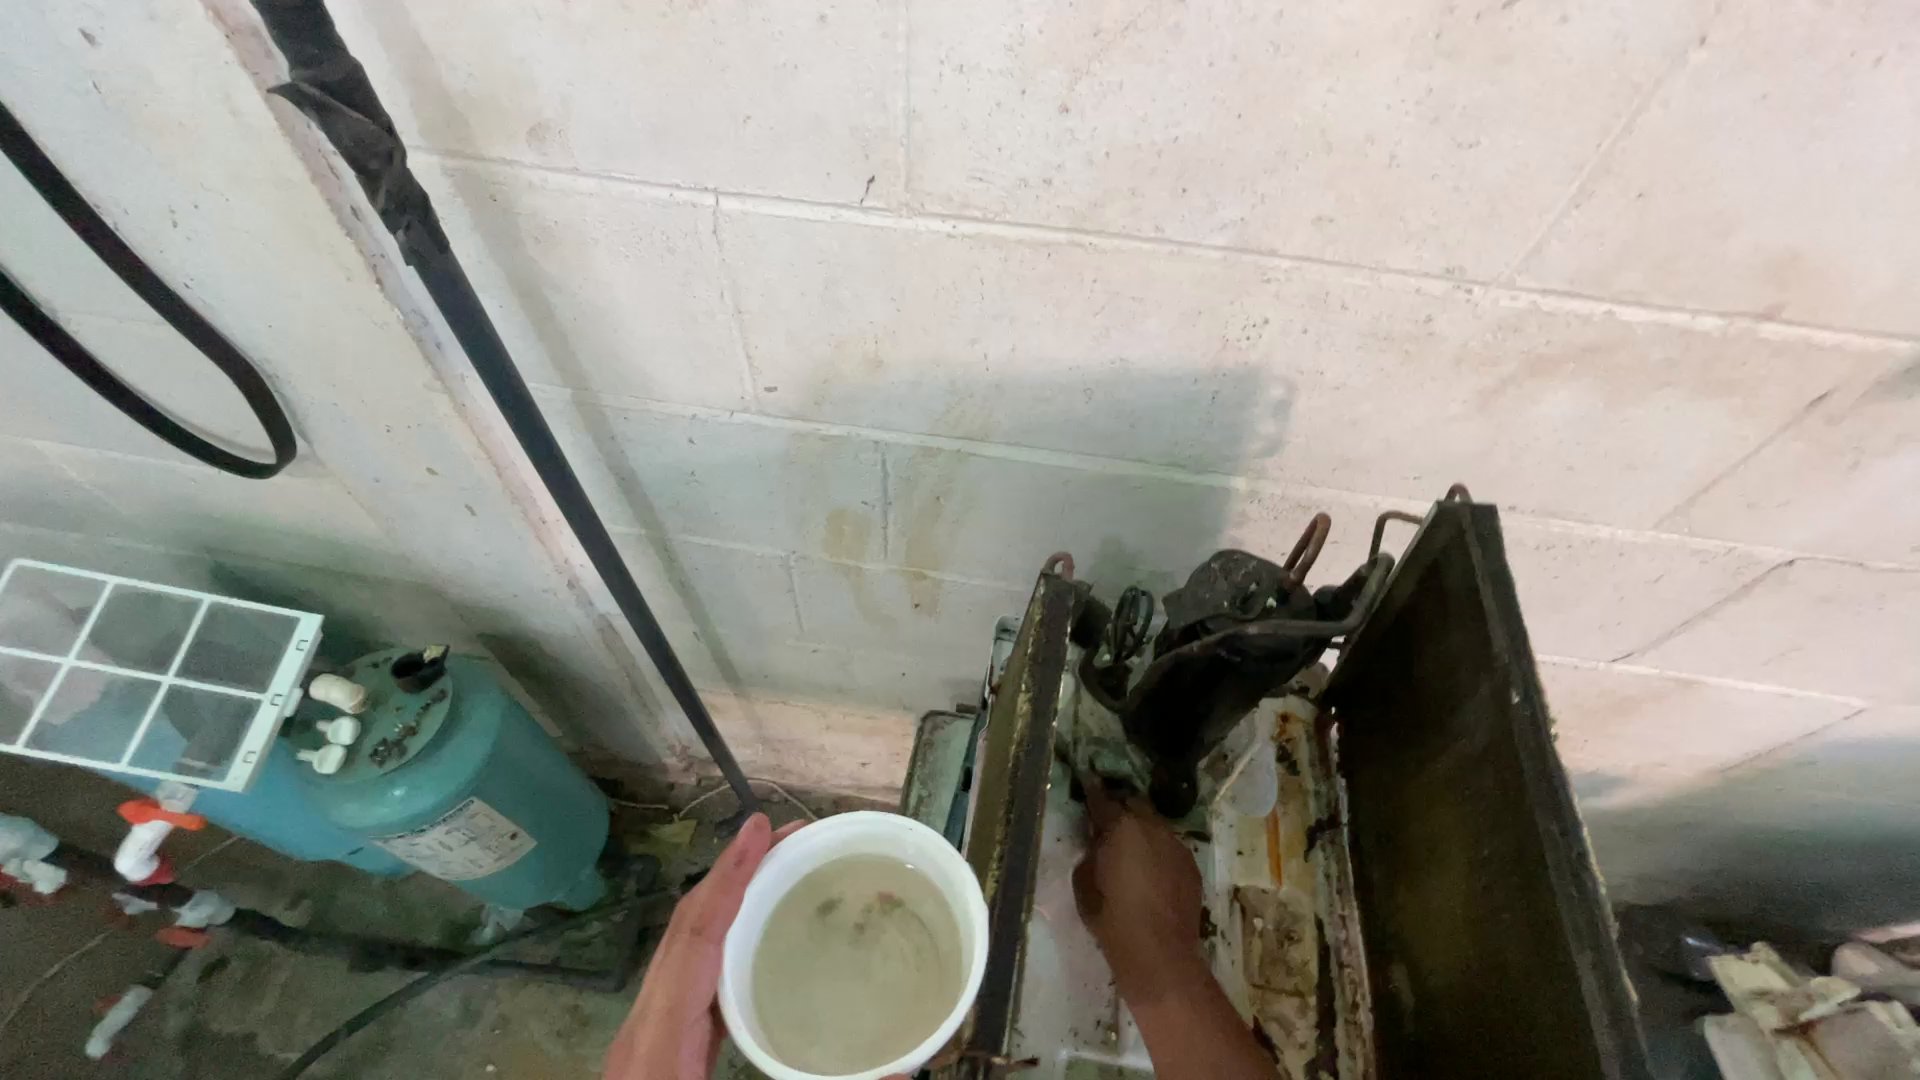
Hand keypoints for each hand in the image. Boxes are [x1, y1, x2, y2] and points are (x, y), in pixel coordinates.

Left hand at [603, 813, 802, 1079]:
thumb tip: (904, 1068)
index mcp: (660, 1047)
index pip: (695, 937)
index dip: (730, 877)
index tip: (763, 827)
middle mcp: (644, 1029)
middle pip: (686, 927)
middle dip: (735, 871)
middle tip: (790, 835)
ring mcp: (645, 1039)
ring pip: (682, 946)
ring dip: (727, 898)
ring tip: (779, 869)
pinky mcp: (655, 1050)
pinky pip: (687, 973)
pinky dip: (721, 936)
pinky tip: (755, 937)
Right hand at [1072, 779, 1204, 1002]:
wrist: (1158, 953)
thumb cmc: (1111, 916)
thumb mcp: (1083, 881)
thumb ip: (1091, 852)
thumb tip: (1098, 843)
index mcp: (1120, 826)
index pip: (1102, 799)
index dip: (1092, 791)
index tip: (1088, 782)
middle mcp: (1151, 826)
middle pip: (1134, 804)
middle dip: (1121, 807)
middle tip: (1109, 820)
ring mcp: (1176, 844)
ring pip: (1155, 825)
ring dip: (1142, 829)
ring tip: (1132, 847)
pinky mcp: (1191, 865)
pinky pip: (1170, 847)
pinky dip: (1158, 850)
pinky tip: (1152, 870)